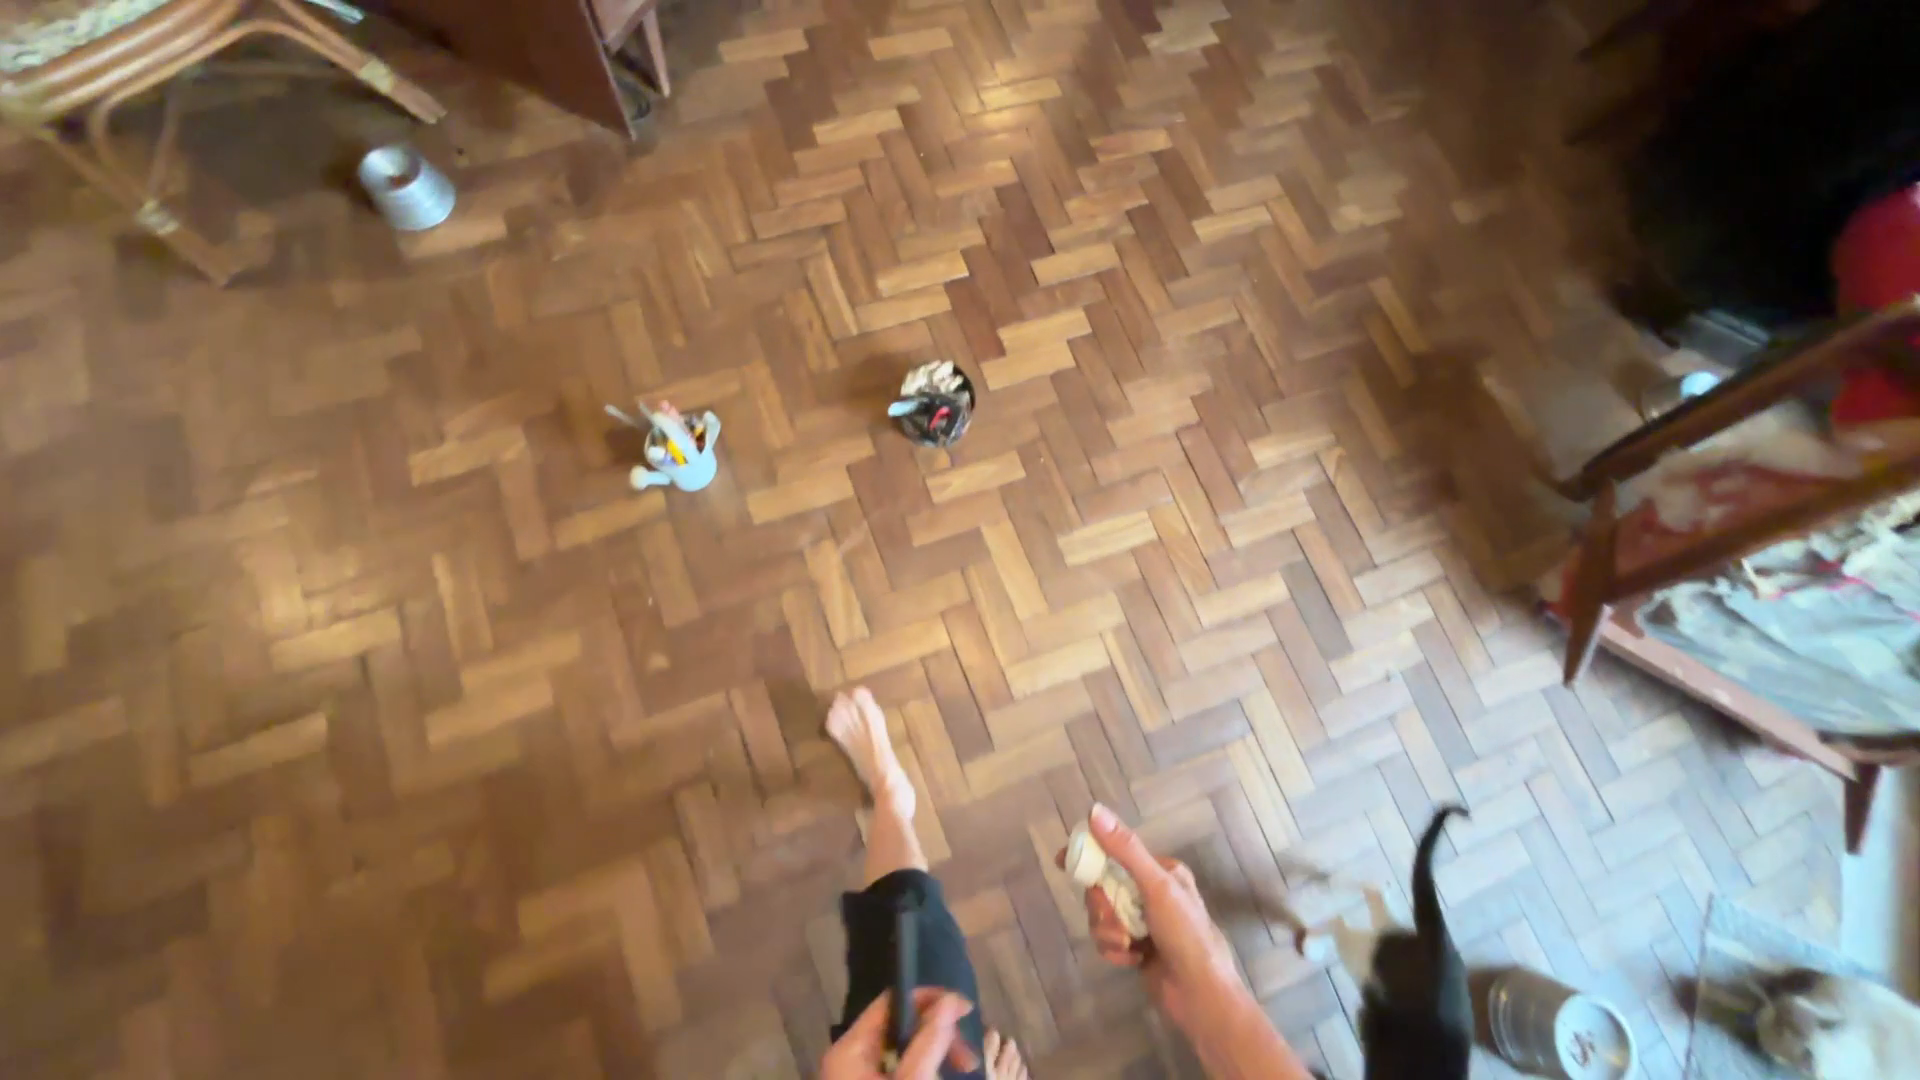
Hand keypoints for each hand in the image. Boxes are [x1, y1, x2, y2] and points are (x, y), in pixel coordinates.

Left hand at [819, 989, 980, 1078]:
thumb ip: (929, 1042)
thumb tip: (950, 1000)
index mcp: (850, 1049)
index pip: (892, 1001)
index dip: (929, 998)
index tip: (966, 1010)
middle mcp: (850, 1058)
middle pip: (901, 1026)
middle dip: (939, 1035)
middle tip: (969, 1061)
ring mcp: (859, 1079)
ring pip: (905, 1050)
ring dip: (936, 1056)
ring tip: (963, 1072)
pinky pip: (901, 1072)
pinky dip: (924, 1073)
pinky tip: (943, 1079)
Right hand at [1062, 804, 1244, 1034]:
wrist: (1202, 997)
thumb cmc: (1186, 934)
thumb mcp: (1156, 886)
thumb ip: (1125, 850)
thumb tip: (1094, 810)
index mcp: (1161, 870)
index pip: (1116, 852)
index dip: (1089, 855)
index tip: (1063, 861)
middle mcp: (1151, 891)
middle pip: (1103, 886)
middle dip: (1102, 907)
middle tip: (1112, 920)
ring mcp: (1143, 920)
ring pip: (1102, 914)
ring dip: (1108, 931)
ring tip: (1127, 944)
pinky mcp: (1136, 946)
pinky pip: (1107, 938)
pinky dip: (1115, 949)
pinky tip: (1132, 959)